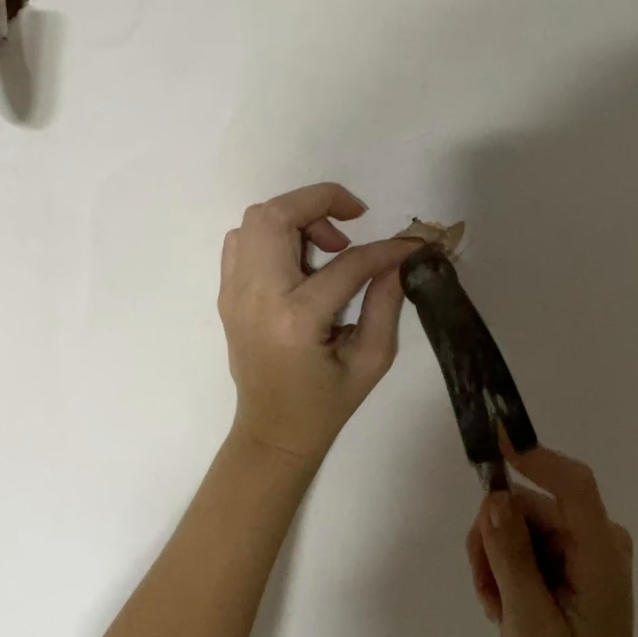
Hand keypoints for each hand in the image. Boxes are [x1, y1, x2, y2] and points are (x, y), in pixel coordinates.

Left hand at [218, 183, 420, 464]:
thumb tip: (399, 258)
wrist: (272, 433)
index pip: (347, 263)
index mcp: (296, 319)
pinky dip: (272, 234)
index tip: (410, 246)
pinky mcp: (227, 294)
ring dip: (294, 217)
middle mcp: (257, 297)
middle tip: (351, 225)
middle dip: (320, 203)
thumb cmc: (325, 404)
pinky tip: (299, 260)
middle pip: (276, 216)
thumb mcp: (370, 361)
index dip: (385, 249)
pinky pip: (242, 240)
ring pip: (255, 220)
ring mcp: (234, 293)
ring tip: (325, 247)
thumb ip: (386, 304)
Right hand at [467, 441, 637, 636]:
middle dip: (495, 541)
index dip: (534, 455)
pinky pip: (522, 540)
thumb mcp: (531, 625)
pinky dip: (504, 568)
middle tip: (486, 590)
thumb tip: (495, 498)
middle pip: (530, 506)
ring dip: (496, 561)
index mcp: (601, 554)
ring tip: (498, 608)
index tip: (491, 438)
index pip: (574, 484)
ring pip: (518, 523)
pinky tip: (505, 606)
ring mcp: (584, 549)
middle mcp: (597, 541)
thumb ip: (512, 559)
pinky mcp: (570, 559)